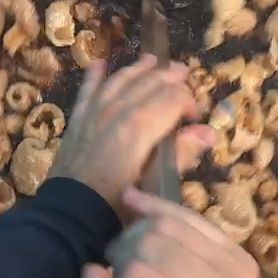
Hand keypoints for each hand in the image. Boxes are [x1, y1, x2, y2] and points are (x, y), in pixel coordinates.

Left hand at [49, 55, 211, 213]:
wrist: (69, 217)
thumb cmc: (117, 207)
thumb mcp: (154, 186)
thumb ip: (179, 154)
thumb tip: (208, 132)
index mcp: (140, 127)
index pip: (172, 98)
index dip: (188, 101)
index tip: (195, 116)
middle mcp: (118, 111)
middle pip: (148, 84)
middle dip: (169, 78)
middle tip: (184, 74)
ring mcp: (95, 112)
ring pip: (120, 81)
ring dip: (138, 69)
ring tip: (153, 60)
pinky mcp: (78, 119)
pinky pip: (88, 90)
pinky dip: (95, 76)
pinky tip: (100, 64)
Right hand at [83, 188, 269, 277]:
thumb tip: (92, 270)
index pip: (136, 276)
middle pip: (153, 243)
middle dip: (124, 250)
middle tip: (117, 271)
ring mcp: (237, 271)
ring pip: (171, 224)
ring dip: (139, 230)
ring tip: (129, 252)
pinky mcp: (241, 255)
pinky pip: (192, 217)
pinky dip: (160, 208)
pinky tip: (135, 203)